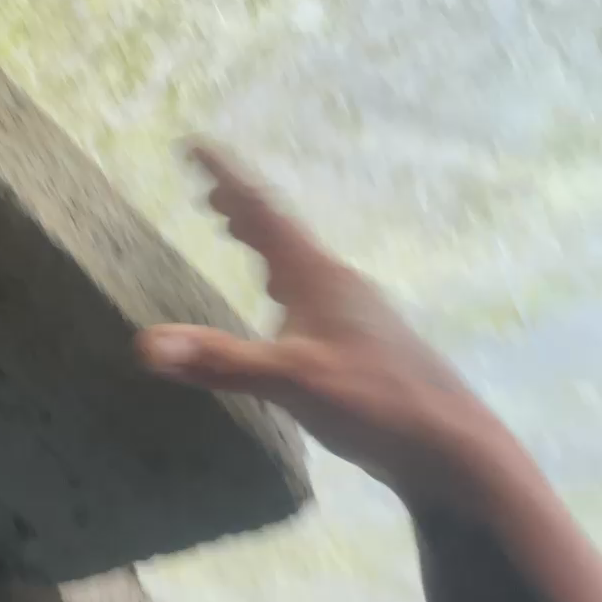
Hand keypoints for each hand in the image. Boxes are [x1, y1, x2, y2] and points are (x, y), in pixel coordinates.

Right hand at [138, 145, 519, 501]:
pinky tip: (273, 294)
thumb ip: (220, 360)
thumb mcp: (292, 380)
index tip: (195, 147)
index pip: (265, 212)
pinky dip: (273, 270)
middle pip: (280, 229)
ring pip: (293, 257)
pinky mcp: (353, 339)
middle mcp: (335, 284)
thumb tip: (144, 344)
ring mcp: (349, 311)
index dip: (228, 177)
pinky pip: (301, 286)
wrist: (456, 454)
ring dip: (259, 235)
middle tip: (205, 185)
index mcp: (318, 278)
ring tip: (229, 223)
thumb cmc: (377, 404)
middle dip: (240, 203)